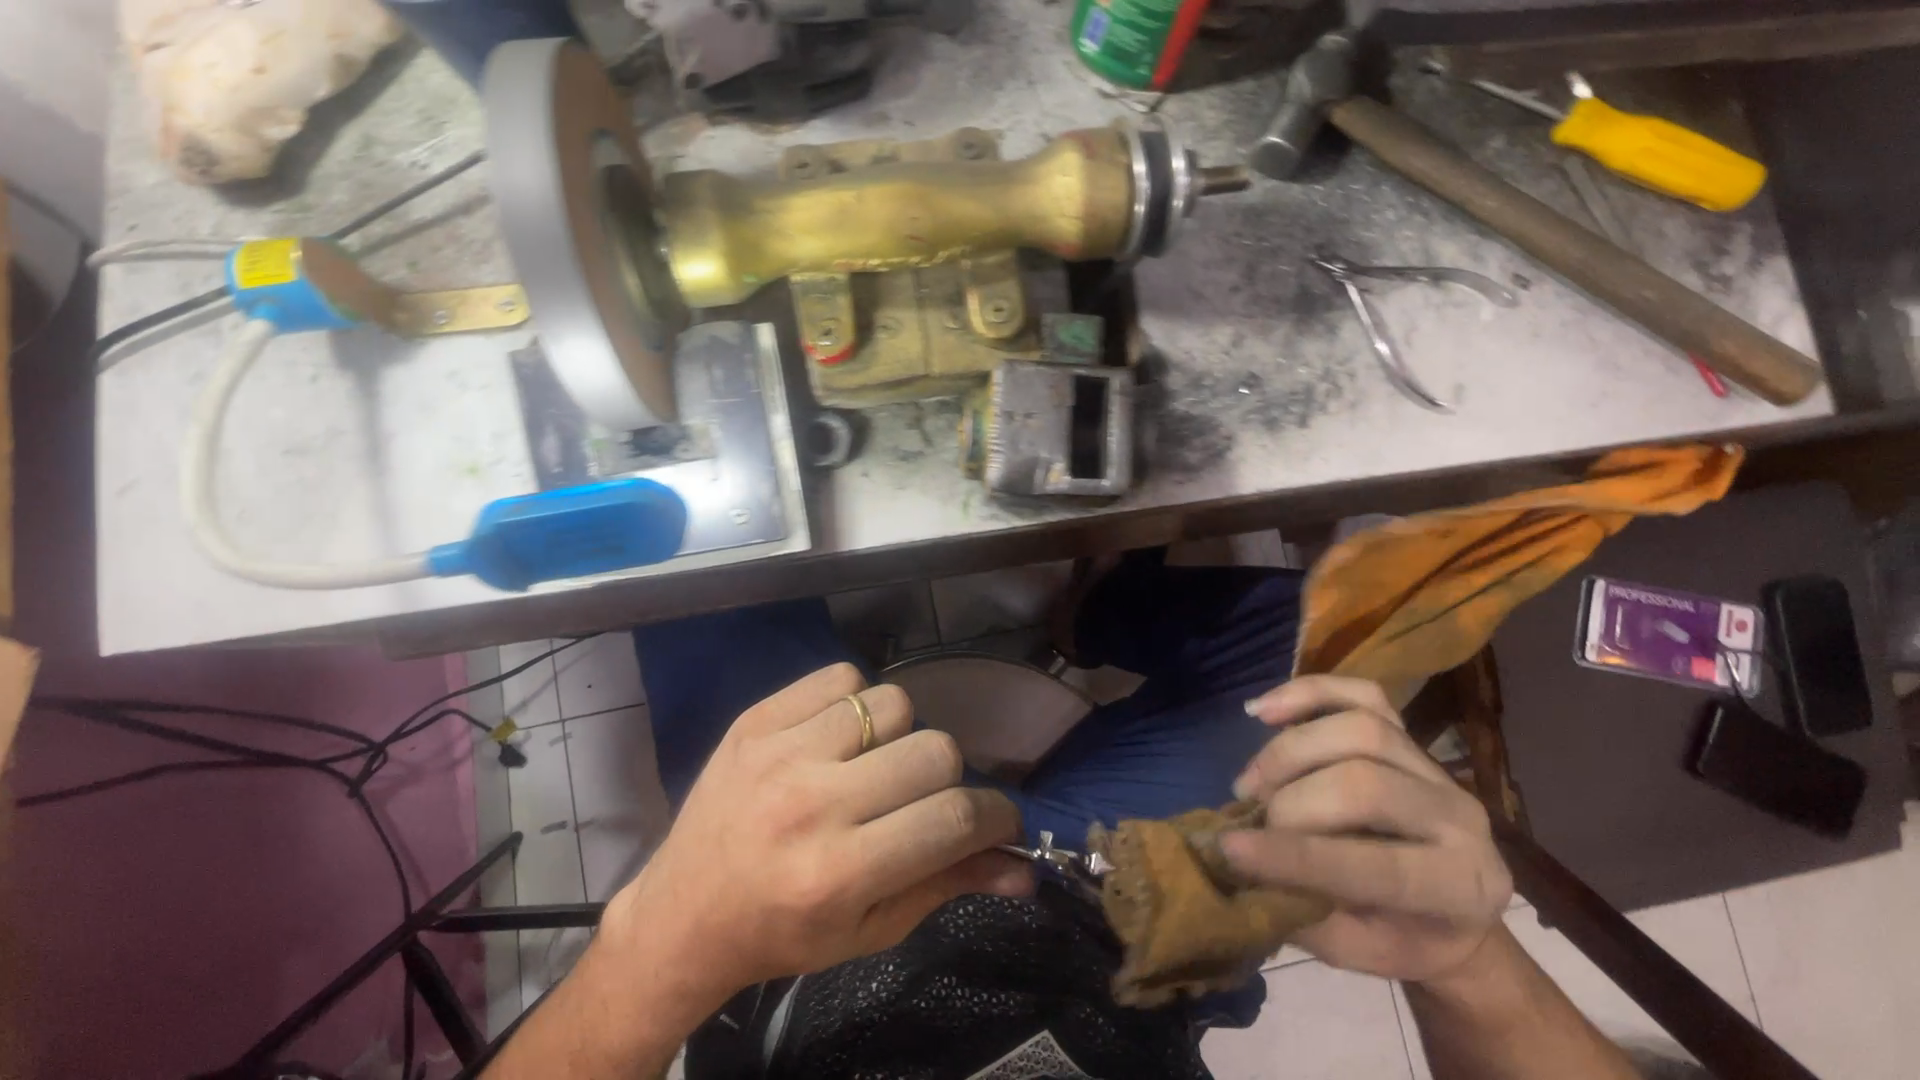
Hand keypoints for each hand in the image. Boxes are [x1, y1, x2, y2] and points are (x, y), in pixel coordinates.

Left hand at [602, 663, 1031, 1000]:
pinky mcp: (755, 720)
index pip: (954, 817)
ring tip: (875, 766)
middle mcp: (810, 805)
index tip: (998, 820)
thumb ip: (949, 886)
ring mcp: (779, 753)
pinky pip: (840, 676)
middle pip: (933, 750)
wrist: (685, 913)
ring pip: (892, 704)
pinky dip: (855, 701)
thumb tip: (1027, 869)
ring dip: (900, 736)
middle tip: (923, 800)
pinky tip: (840, 738)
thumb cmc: (785, 932)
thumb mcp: (872, 929)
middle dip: (948, 777)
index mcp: (840, 872)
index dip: (995, 814)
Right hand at [1219, 676, 1512, 983]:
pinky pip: (1361, 695)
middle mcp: (1460, 816)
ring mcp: (1435, 767)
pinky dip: (1307, 694)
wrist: (1451, 916)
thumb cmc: (1401, 939)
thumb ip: (1303, 914)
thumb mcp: (1356, 952)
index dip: (1296, 856)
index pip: (1376, 864)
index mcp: (1460, 885)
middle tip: (1250, 822)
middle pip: (1365, 782)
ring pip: (1360, 729)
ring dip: (1288, 752)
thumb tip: (1239, 871)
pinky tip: (1261, 711)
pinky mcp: (1409, 735)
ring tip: (1250, 784)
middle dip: (1291, 802)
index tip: (1230, 849)